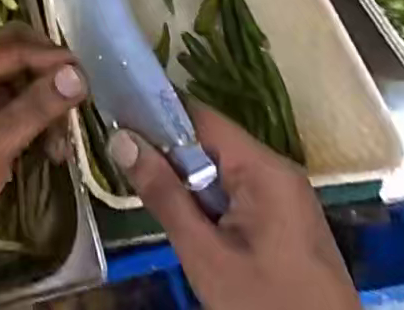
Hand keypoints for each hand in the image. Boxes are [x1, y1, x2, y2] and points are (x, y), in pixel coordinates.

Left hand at [0, 24, 87, 308]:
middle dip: (49, 78)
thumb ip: (37, 105)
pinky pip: (21, 113)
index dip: (52, 59)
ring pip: (25, 87)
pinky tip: (54, 152)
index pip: (16, 47)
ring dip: (47, 108)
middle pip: (21, 59)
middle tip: (79, 99)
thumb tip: (77, 74)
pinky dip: (39, 126)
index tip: (86, 77)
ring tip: (63, 142)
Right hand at [110, 103, 357, 309]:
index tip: (117, 116)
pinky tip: (186, 218)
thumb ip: (164, 194)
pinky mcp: (286, 221)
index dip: (157, 113)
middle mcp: (277, 170)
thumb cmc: (266, 308)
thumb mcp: (206, 256)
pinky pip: (237, 192)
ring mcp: (285, 196)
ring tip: (147, 189)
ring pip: (222, 169)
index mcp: (264, 167)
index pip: (200, 117)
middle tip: (125, 161)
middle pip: (211, 141)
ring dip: (187, 180)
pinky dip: (208, 200)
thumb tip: (120, 140)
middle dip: (169, 152)